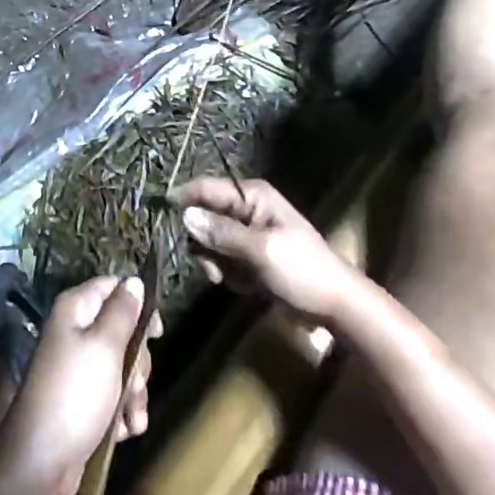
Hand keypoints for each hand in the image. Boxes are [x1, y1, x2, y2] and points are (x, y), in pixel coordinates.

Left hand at [0, 275, 159, 494]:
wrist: (41, 460)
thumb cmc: (76, 393)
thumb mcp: (105, 346)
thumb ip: (123, 311)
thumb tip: (135, 281)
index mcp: (76, 309)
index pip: (112, 286)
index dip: (138, 302)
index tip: (157, 331)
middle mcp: (75, 332)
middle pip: (122, 329)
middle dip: (138, 359)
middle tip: (137, 381)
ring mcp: (77, 367)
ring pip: (121, 365)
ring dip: (134, 392)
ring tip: (131, 416)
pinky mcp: (81, 398)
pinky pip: (112, 393)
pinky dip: (122, 410)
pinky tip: (125, 429)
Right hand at [171, 178, 359, 321]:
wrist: (336, 306)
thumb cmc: (302, 271)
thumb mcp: (261, 251)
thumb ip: (222, 233)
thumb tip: (185, 216)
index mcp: (252, 196)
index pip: (206, 188)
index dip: (182, 199)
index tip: (159, 216)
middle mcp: (247, 208)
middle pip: (204, 217)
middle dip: (204, 243)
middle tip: (214, 265)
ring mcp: (248, 233)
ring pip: (210, 242)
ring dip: (216, 263)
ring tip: (235, 278)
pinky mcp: (249, 256)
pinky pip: (223, 260)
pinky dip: (229, 274)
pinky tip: (247, 286)